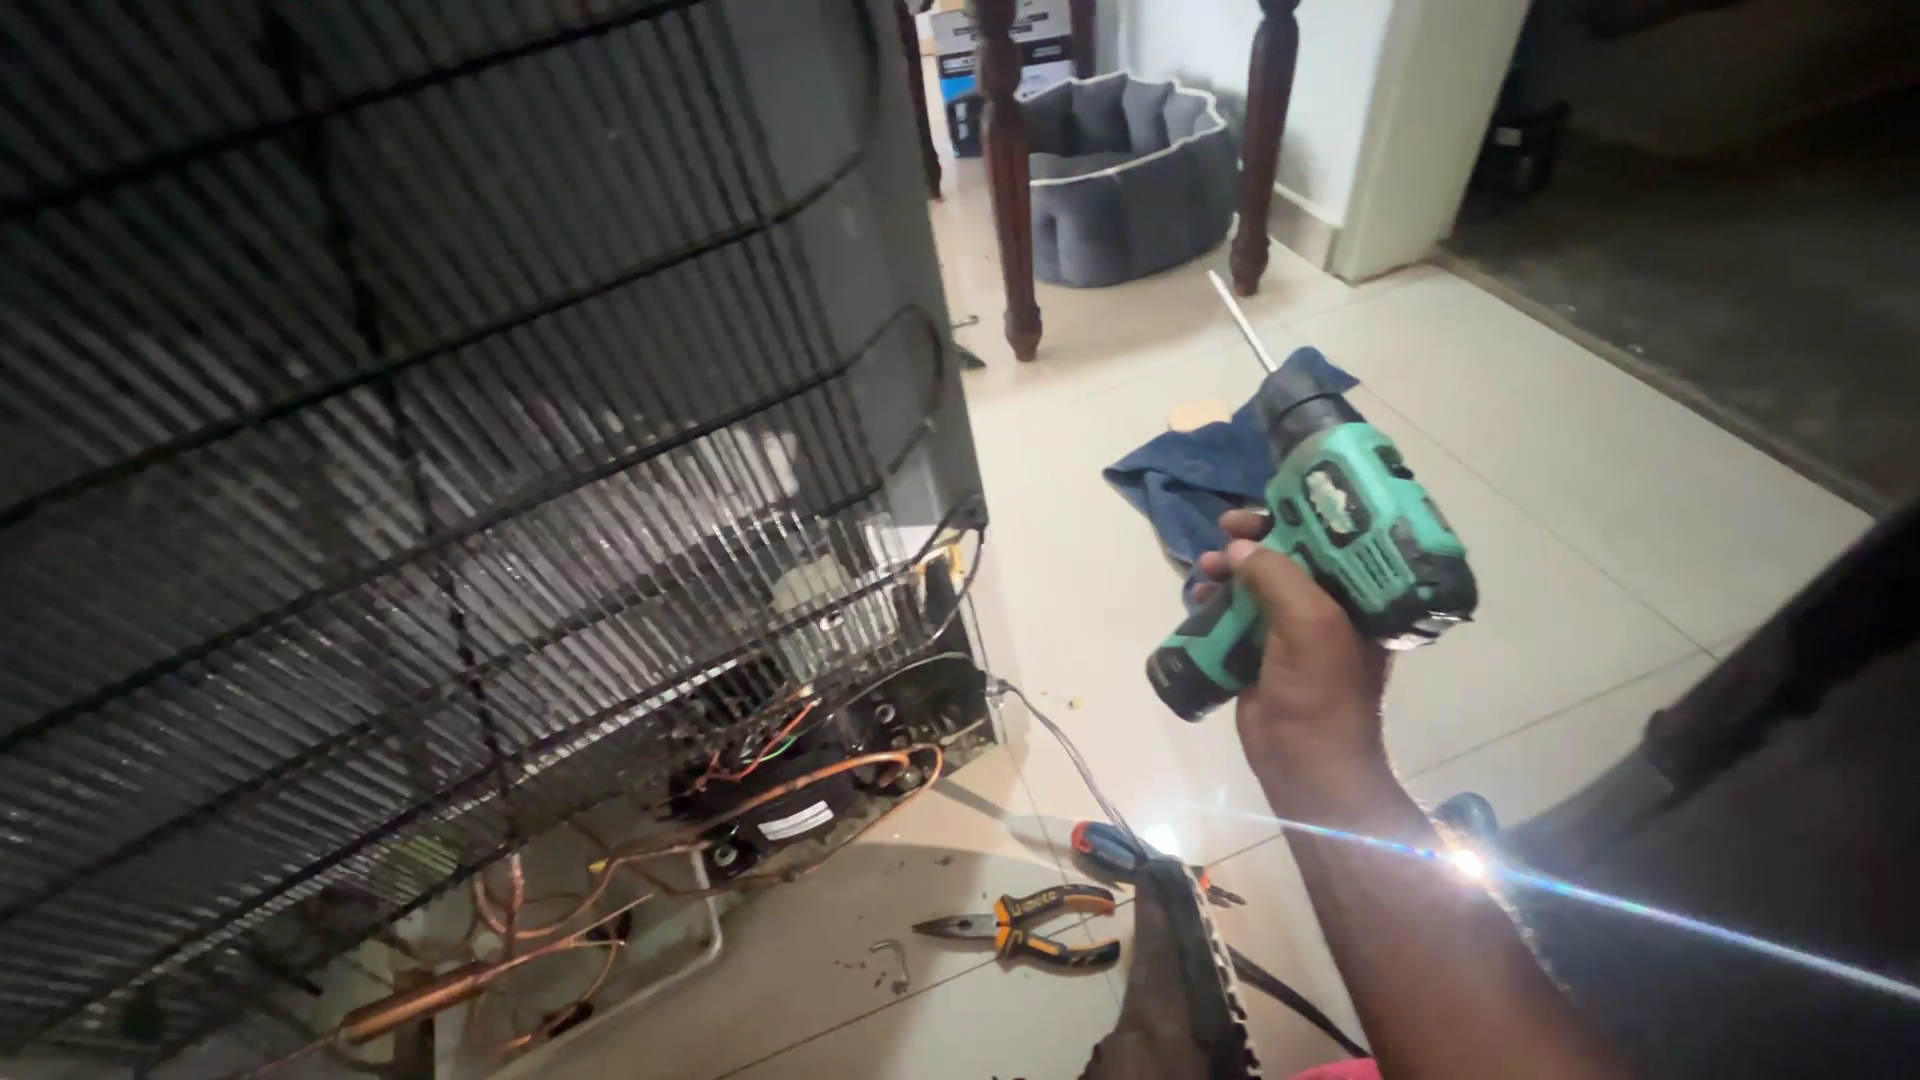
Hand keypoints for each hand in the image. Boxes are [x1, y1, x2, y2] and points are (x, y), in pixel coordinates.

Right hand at [1194, 509, 1390, 783]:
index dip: (1300, 516)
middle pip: (1288, 557)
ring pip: (1257, 583)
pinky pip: (1236, 613)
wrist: (1302, 761)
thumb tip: (1238, 548)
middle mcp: (1328, 608)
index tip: (1266, 504)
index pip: (1333, 541)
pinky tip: (1198, 596)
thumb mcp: (1310, 622)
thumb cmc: (1322, 690)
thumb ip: (1276, 576)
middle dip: (1255, 540)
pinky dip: (1216, 600)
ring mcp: (1291, 631)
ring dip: (1230, 570)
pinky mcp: (1260, 651)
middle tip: (1226, 527)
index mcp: (1359, 599)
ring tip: (1205, 569)